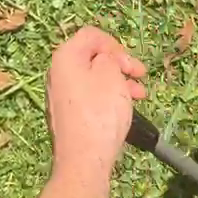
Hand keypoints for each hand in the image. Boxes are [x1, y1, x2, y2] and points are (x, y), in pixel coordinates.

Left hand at [45, 27, 147, 179]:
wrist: (83, 161)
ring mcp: (60, 95)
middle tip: (140, 76)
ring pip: (94, 78)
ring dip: (118, 82)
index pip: (91, 35)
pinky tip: (125, 109)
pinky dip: (108, 97)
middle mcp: (58, 73)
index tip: (130, 63)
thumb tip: (103, 60)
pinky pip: (90, 97)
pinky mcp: (67, 115)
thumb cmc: (99, 113)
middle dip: (119, 64)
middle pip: (92, 57)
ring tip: (140, 95)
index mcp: (65, 57)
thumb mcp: (110, 74)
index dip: (115, 45)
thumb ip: (109, 58)